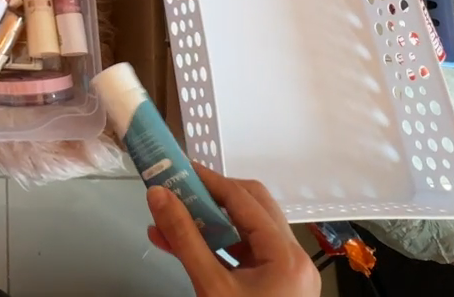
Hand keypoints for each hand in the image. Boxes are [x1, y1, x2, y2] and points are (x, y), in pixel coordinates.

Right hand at [145, 167, 317, 296]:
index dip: (208, 179)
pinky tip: (190, 250)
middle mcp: (295, 258)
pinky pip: (249, 253)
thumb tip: (158, 193)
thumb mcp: (210, 286)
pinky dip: (220, 245)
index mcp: (286, 254)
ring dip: (212, 222)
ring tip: (175, 223)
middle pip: (252, 206)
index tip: (177, 168)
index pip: (242, 198)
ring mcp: (291, 275)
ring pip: (249, 230)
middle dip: (212, 197)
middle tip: (180, 192)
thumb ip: (183, 237)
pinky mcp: (281, 289)